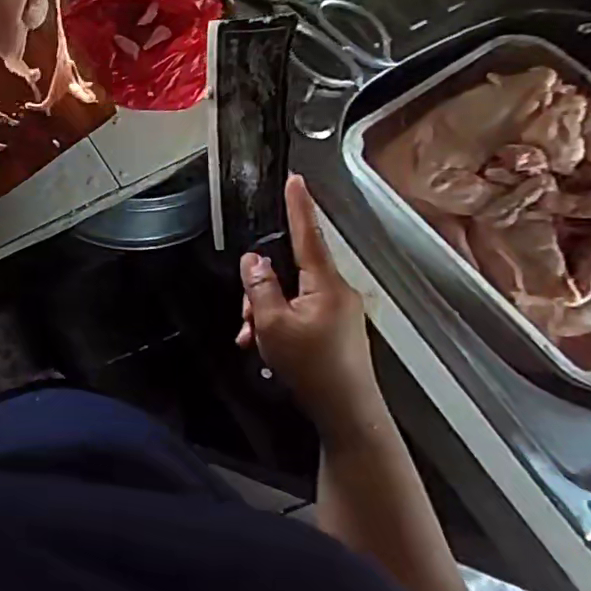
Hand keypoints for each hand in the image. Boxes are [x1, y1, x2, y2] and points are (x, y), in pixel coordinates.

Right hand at [236, 175, 383, 439]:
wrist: (345, 409)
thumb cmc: (310, 365)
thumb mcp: (271, 323)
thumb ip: (259, 286)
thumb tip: (254, 260)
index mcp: (326, 285)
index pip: (309, 236)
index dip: (299, 207)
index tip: (297, 181)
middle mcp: (337, 292)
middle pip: (289, 273)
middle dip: (258, 292)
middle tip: (244, 320)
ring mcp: (339, 311)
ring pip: (289, 296)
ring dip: (263, 313)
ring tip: (252, 339)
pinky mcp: (335, 328)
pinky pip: (298, 313)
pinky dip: (275, 324)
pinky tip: (263, 345)